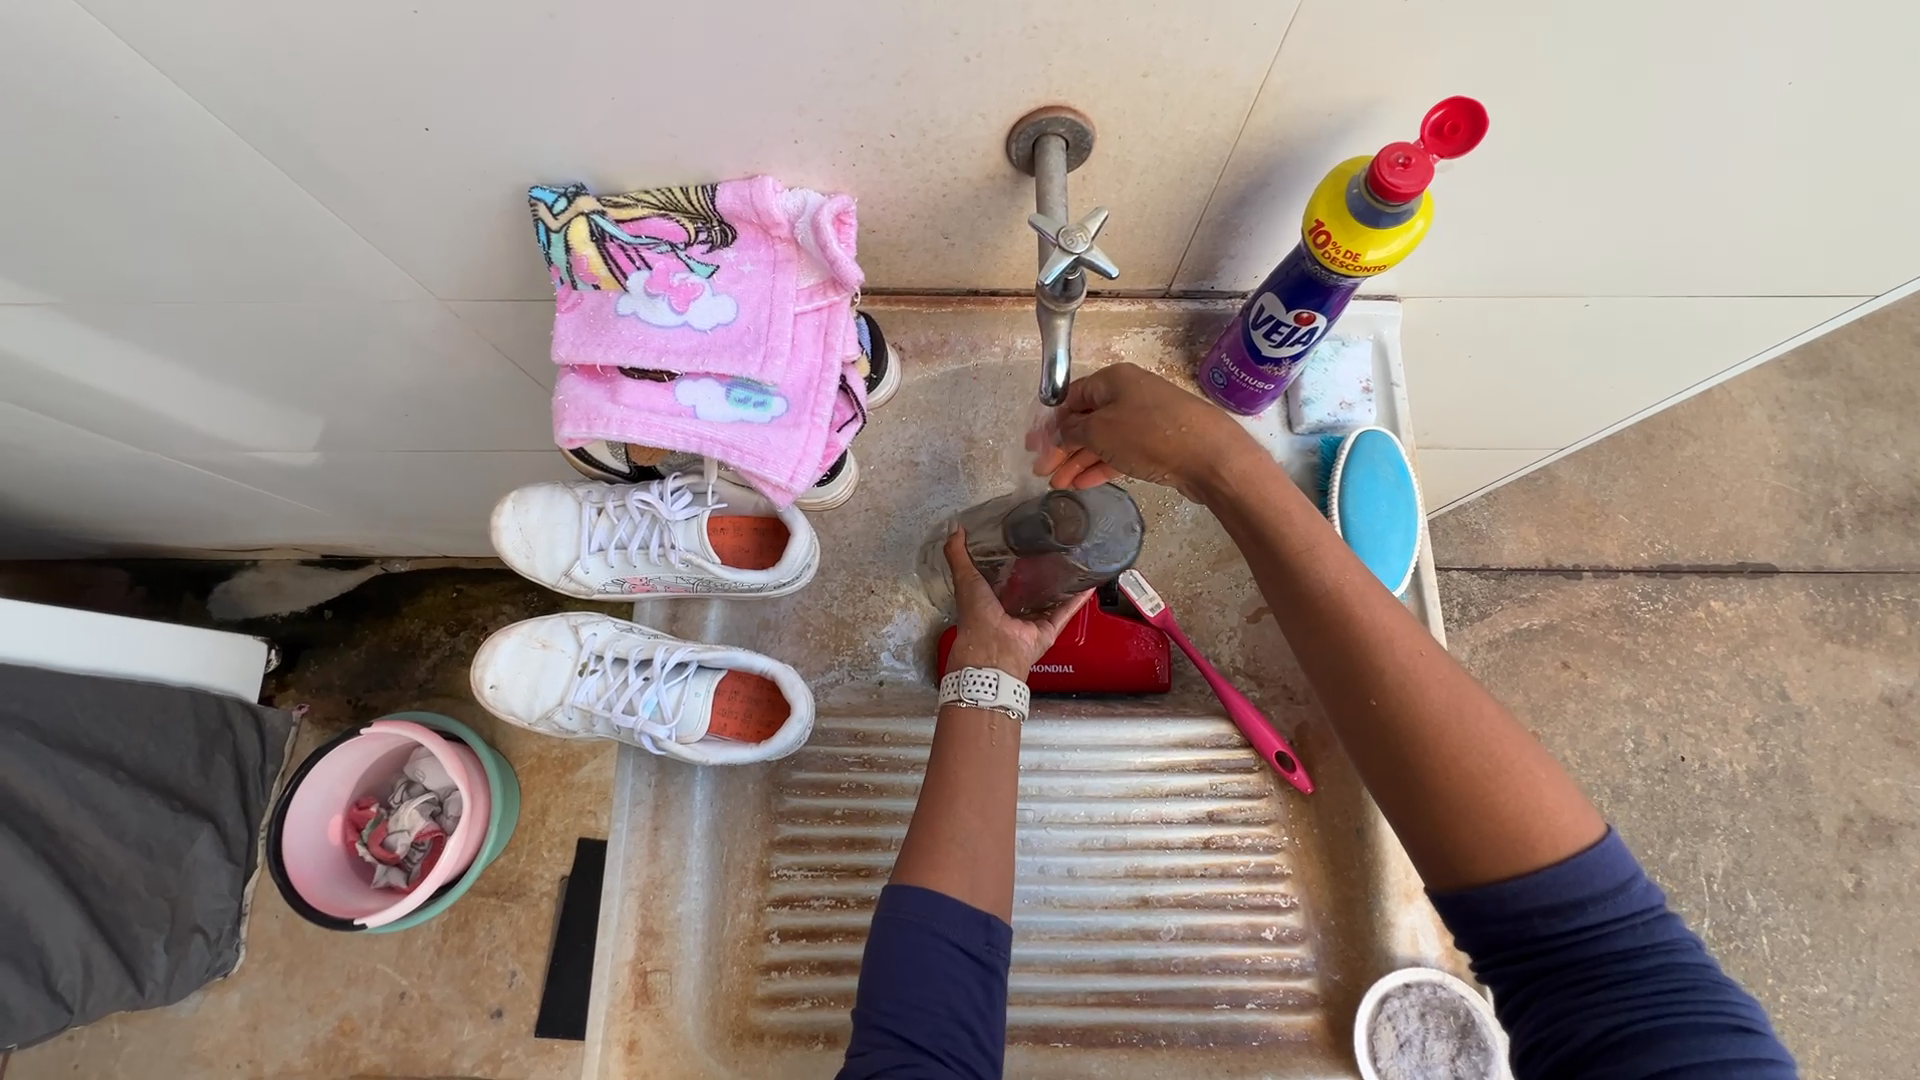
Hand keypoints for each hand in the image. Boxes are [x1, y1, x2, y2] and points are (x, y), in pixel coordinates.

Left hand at [944, 529, 1090, 679]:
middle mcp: (1011, 611)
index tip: (1020, 540)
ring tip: (1074, 564)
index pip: (1002, 576)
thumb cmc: (976, 617)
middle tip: (1052, 549)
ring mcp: (1031, 621)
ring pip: (1049, 600)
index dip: (1010, 560)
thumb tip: (956, 530)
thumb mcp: (964, 578)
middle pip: (1028, 589)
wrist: (992, 651)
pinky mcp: (1048, 630)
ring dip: (1061, 585)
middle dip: (1038, 572)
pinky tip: (1088, 585)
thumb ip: (958, 555)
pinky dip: (1077, 600)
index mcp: (989, 599)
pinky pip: (1065, 612)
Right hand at [1027, 363, 1258, 503]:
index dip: (1049, 424)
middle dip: (1061, 448)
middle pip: (1085, 421)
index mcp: (1112, 380)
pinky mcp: (1157, 445)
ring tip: (1058, 486)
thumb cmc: (1148, 434)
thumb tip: (1056, 434)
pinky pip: (1120, 454)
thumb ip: (1071, 432)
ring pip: (1102, 440)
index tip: (1033, 448)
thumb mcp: (1099, 430)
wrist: (1208, 455)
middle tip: (1042, 472)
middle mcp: (1127, 395)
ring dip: (1077, 462)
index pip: (1070, 399)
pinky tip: (1082, 484)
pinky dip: (1100, 467)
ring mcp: (1144, 420)